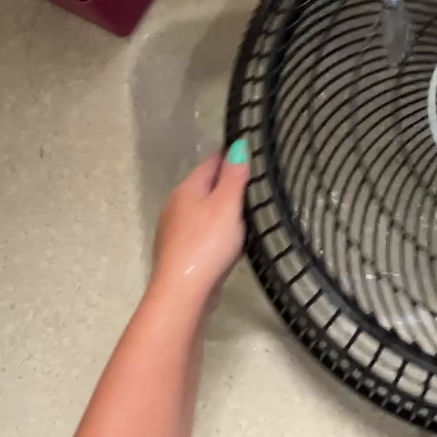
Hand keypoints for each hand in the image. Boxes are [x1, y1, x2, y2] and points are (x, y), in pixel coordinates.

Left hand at [147, 139, 249, 313]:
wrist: (183, 292)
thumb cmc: (207, 243)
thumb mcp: (227, 204)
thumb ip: (234, 175)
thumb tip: (239, 145)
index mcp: (187, 188)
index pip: (212, 161)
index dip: (233, 156)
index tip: (256, 156)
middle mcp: (177, 204)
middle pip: (207, 185)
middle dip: (229, 183)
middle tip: (259, 185)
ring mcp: (176, 229)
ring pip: (205, 210)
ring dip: (224, 209)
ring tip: (252, 212)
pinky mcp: (181, 251)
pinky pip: (204, 232)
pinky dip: (218, 230)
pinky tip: (232, 240)